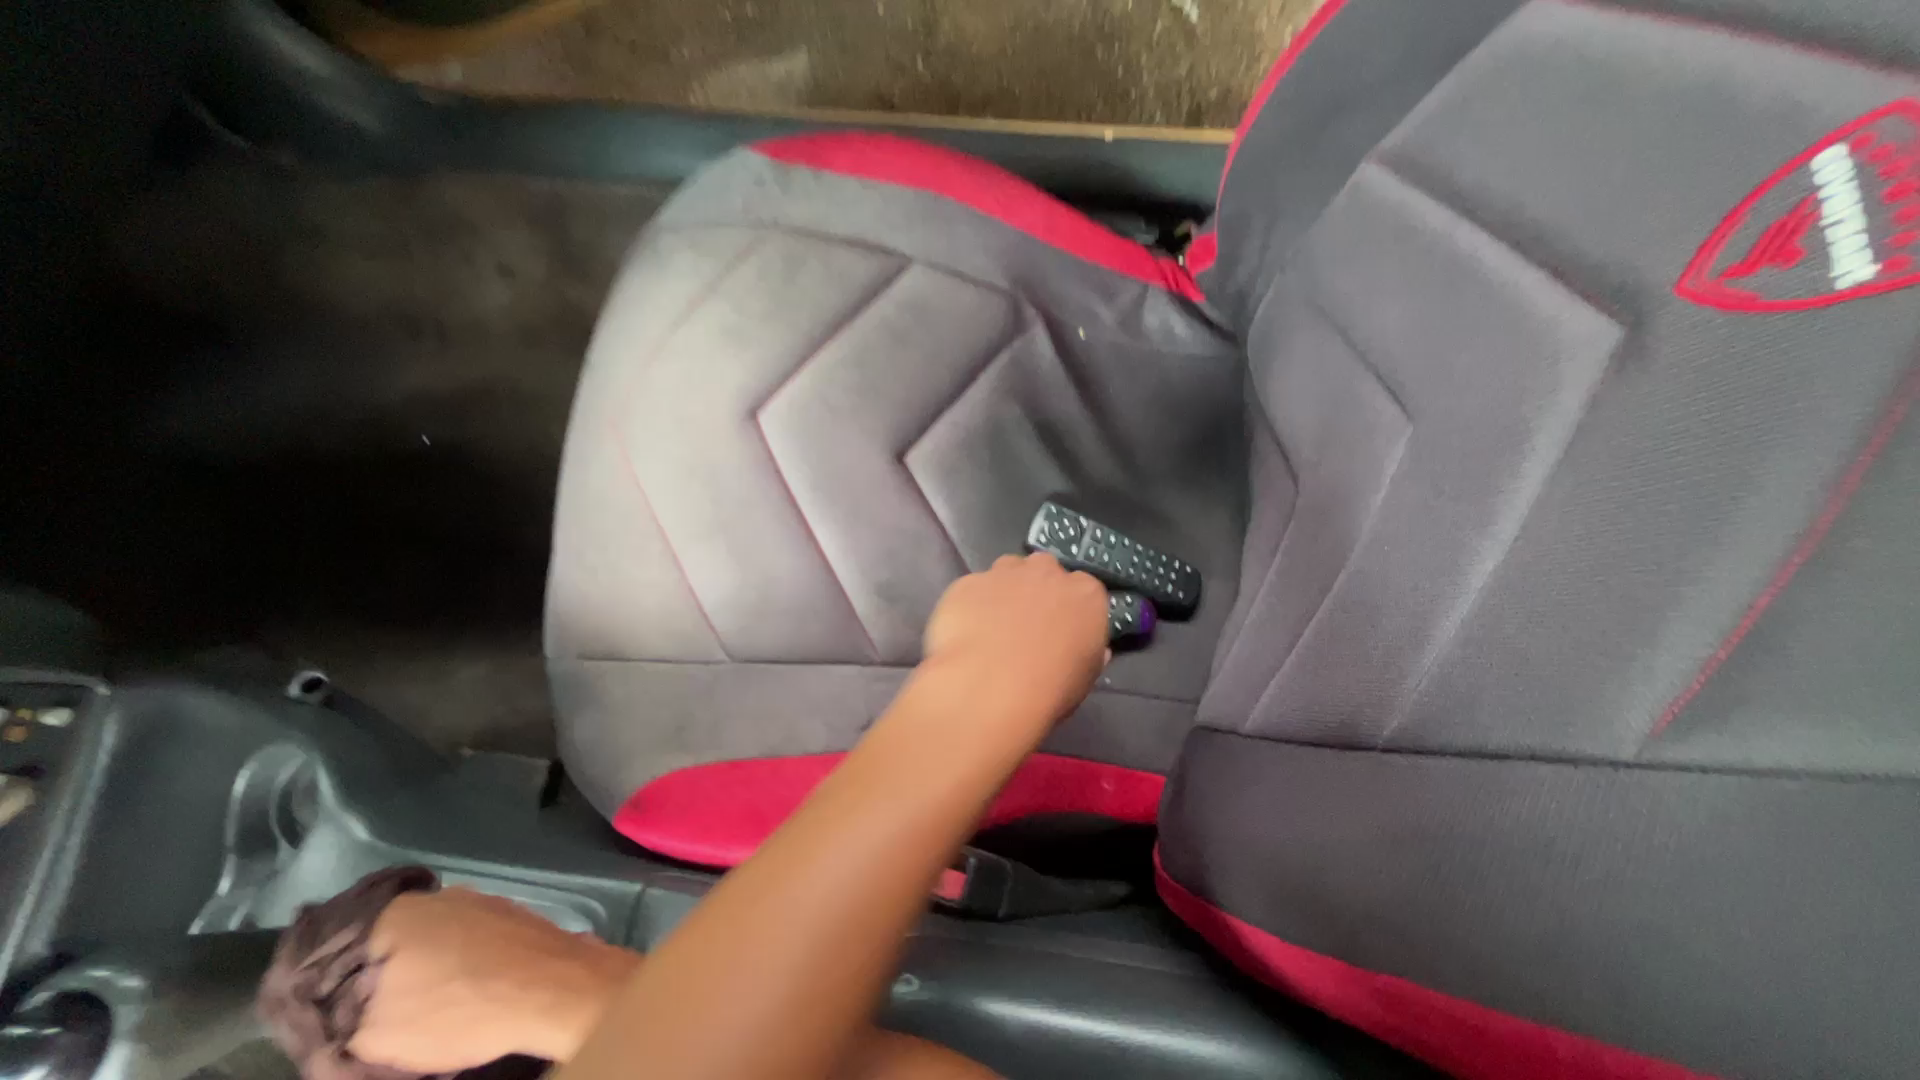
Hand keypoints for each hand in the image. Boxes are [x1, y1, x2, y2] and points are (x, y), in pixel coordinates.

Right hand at [348, 887, 638, 1071]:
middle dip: (385, 973)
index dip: (336, 983)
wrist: (556, 991)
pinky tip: (471, 987)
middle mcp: (441, 895)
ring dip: (429, 968)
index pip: (341, 946)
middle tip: (383, 1011)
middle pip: (394, 939)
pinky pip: (474, 940)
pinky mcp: (515, 915)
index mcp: (397, 913)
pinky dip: (467, 962)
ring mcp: (484, 901)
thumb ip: (345, 1021)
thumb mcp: (377, 1035)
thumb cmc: (463, 1008)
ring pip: (437, 938)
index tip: (341, 1010)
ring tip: (430, 1004)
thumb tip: (344, 1011)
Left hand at [920, 553, 1109, 735]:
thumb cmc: (1049, 687)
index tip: (1062, 629)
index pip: (1085, 590)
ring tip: (994, 627)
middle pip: (1045, 571)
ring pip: (1007, 571)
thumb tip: (1095, 649)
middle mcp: (1046, 572)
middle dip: (1038, 590)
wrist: (989, 686)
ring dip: (1005, 591)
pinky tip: (966, 633)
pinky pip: (973, 590)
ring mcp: (1003, 573)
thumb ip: (1091, 653)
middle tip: (1027, 625)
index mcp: (1085, 594)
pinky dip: (971, 606)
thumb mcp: (1084, 678)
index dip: (1071, 610)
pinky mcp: (967, 583)